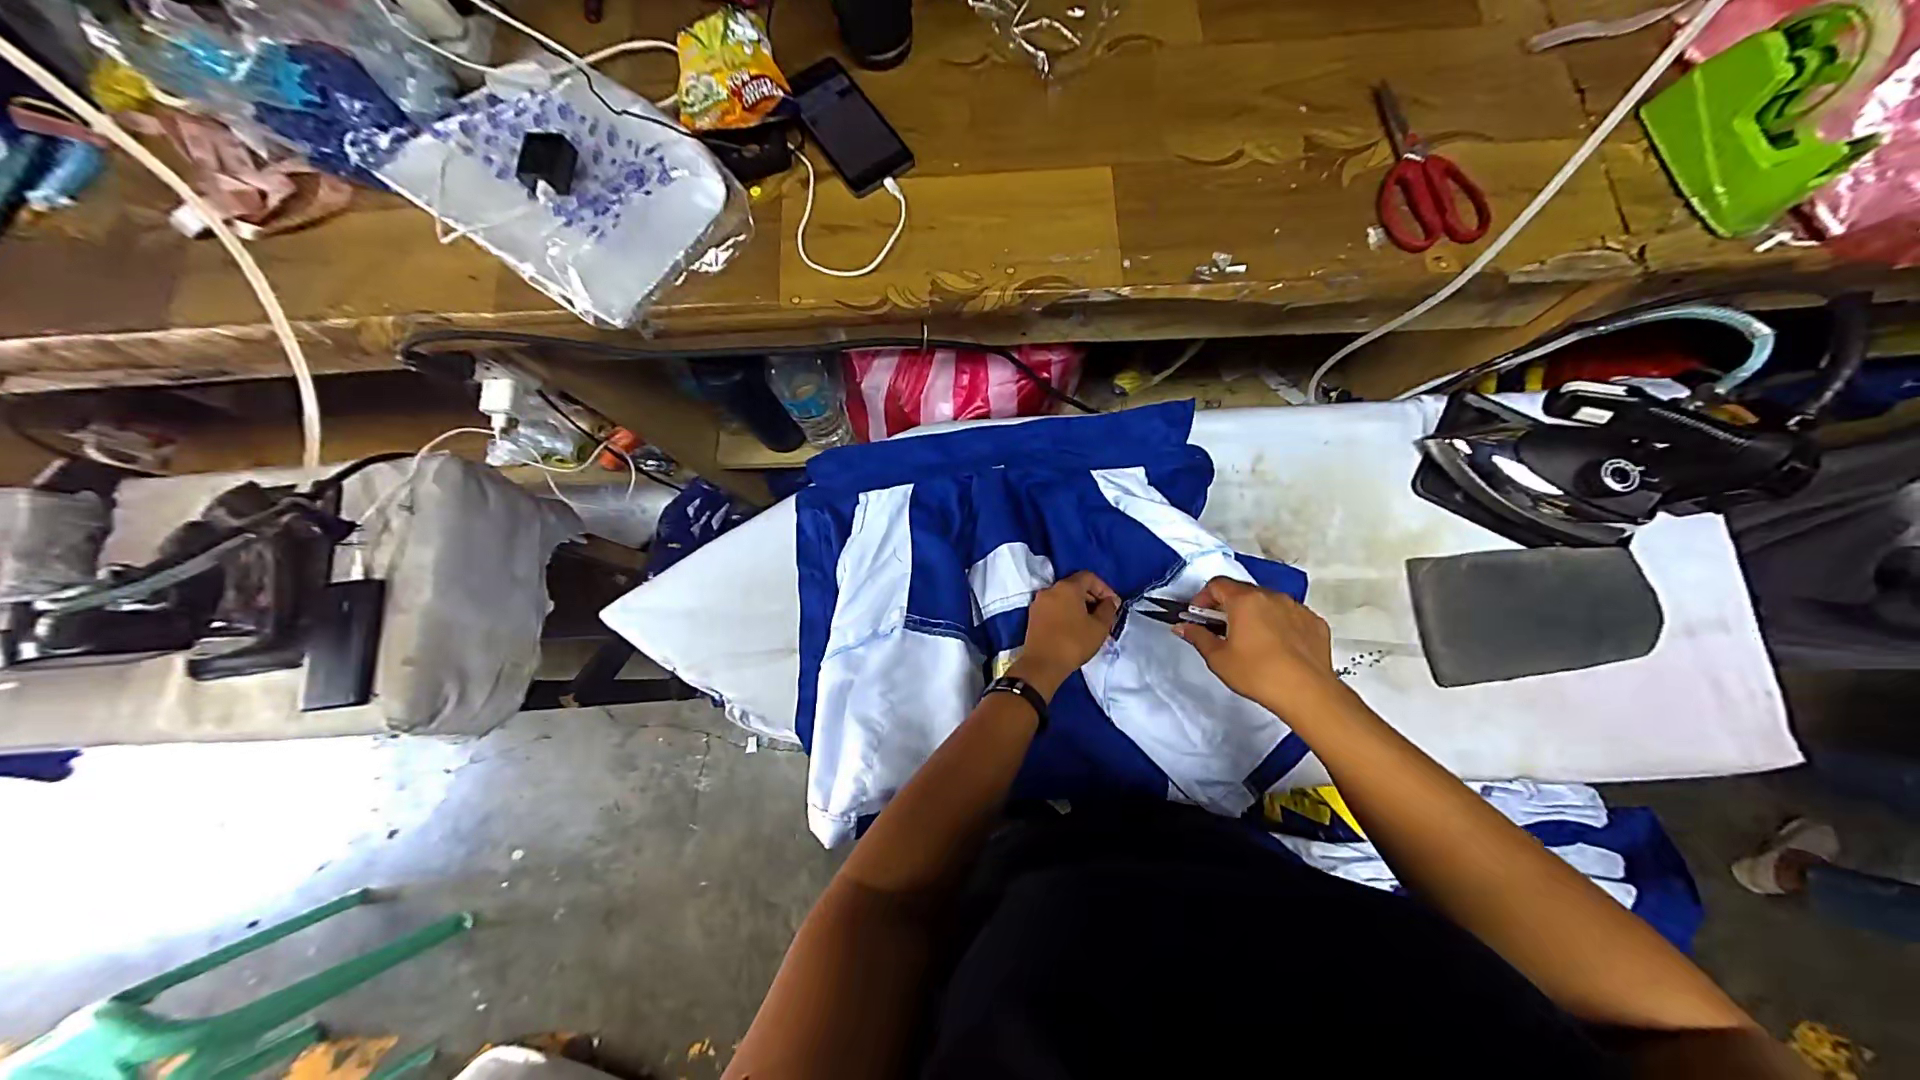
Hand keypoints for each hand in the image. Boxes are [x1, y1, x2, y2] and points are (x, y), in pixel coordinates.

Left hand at [1012, 570, 1119, 697]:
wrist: (1042, 665)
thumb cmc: (1074, 643)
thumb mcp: (1099, 627)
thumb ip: (1108, 609)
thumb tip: (1110, 601)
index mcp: (1066, 587)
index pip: (1089, 577)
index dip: (1105, 589)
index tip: (1113, 605)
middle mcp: (1050, 590)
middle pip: (1075, 586)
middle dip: (1092, 597)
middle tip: (1104, 615)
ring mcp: (1039, 602)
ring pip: (1064, 597)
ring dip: (1079, 606)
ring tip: (1091, 623)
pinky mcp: (1033, 616)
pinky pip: (1054, 607)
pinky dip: (1066, 612)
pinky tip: (1074, 628)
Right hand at [1173, 577, 1342, 717]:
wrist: (1306, 692)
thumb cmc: (1260, 674)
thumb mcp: (1218, 658)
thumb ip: (1198, 637)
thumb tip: (1185, 628)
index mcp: (1245, 601)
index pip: (1217, 585)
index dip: (1203, 598)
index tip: (1199, 615)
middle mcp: (1272, 597)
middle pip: (1242, 592)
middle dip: (1227, 606)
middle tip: (1220, 629)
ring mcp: (1296, 608)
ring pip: (1267, 602)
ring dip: (1254, 614)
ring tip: (1250, 640)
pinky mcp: (1313, 622)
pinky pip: (1290, 615)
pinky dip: (1279, 624)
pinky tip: (1275, 647)